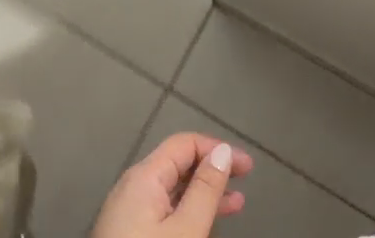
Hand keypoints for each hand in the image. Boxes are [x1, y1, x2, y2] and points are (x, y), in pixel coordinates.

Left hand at [91, 132, 253, 237]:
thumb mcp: (186, 228)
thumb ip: (205, 189)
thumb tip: (222, 151)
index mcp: (144, 176)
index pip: (185, 144)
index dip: (218, 148)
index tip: (247, 166)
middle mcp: (133, 186)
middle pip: (178, 164)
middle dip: (214, 169)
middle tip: (246, 179)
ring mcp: (128, 211)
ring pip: (173, 190)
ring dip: (205, 193)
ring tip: (236, 205)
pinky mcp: (128, 231)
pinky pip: (163, 210)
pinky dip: (188, 210)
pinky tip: (204, 222)